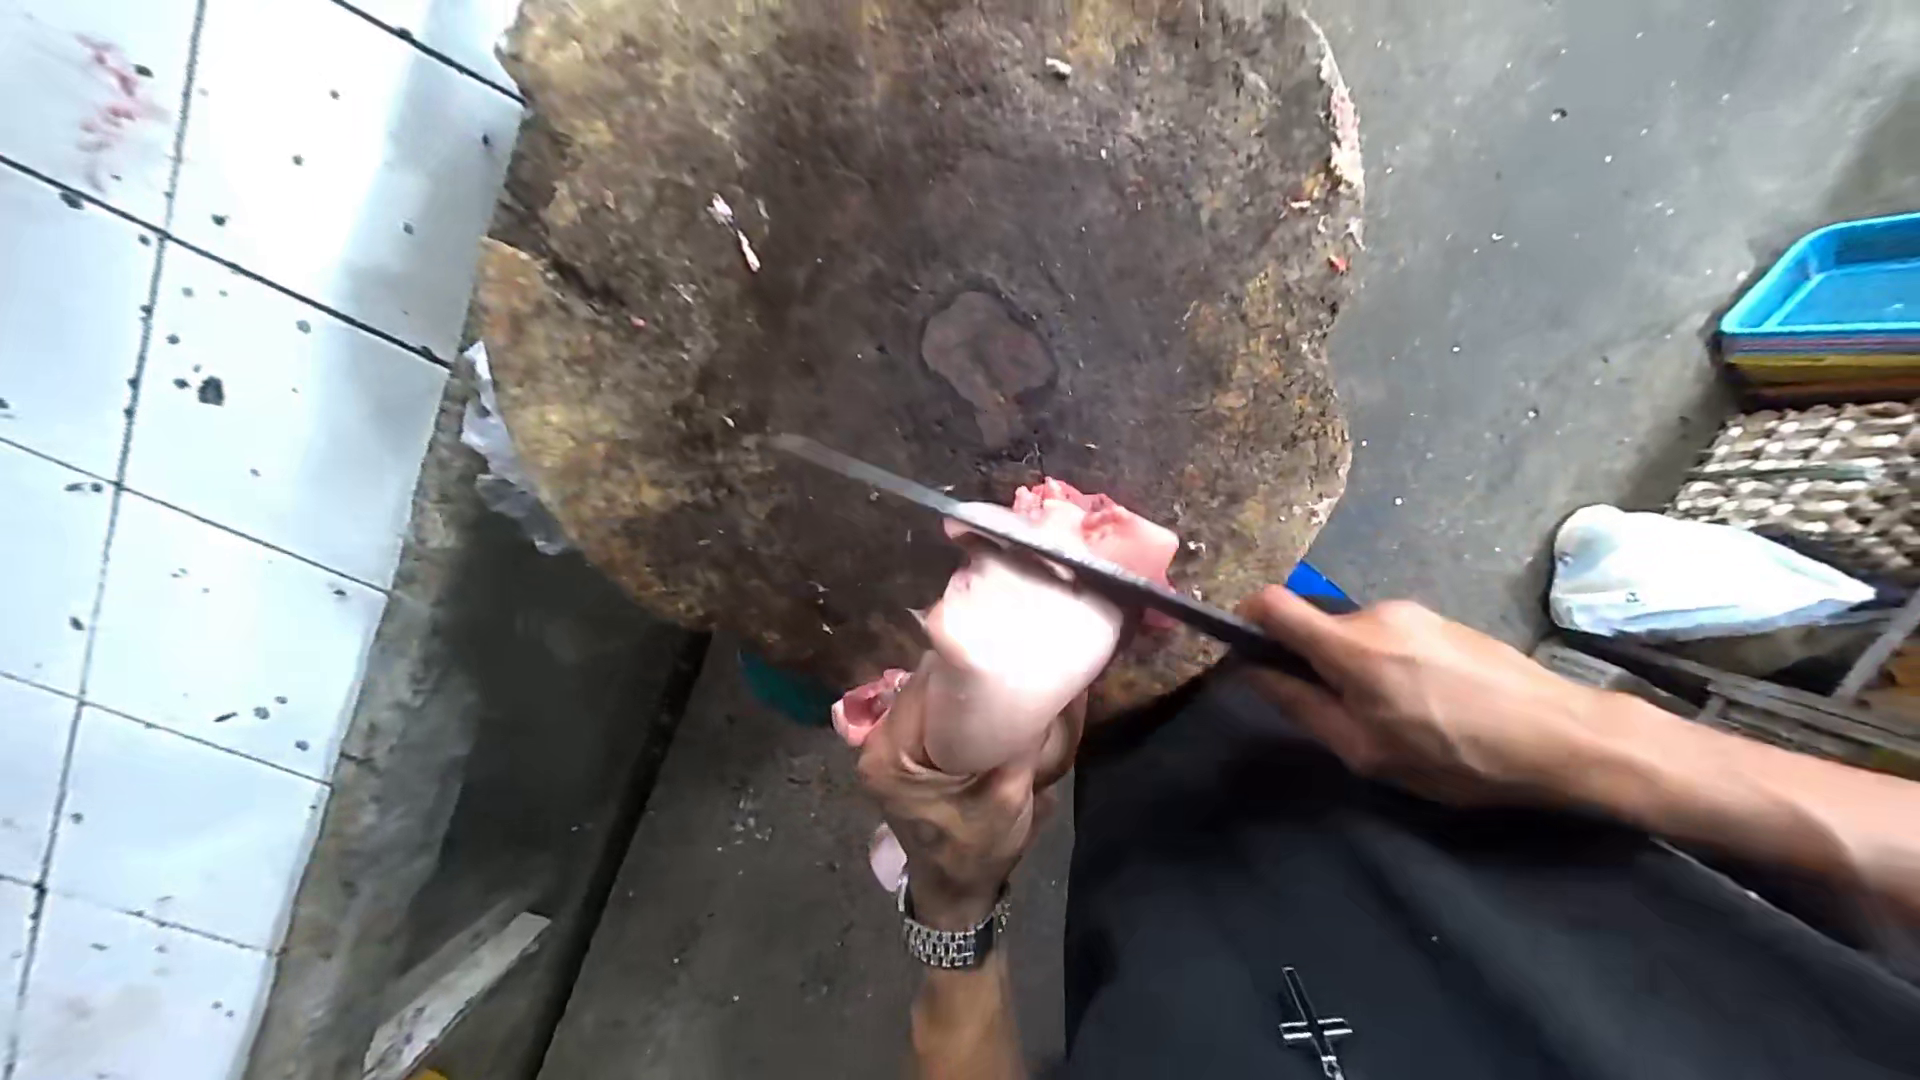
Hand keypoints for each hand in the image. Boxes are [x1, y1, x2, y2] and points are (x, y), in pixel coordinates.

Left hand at [854, 651, 1084, 927]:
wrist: (955, 891)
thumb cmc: (975, 851)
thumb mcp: (1007, 797)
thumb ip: (1022, 742)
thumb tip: (1054, 691)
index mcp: (890, 752)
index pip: (924, 684)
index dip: (964, 665)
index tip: (1002, 649)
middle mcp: (879, 741)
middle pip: (924, 684)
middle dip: (966, 672)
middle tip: (1008, 657)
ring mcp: (889, 745)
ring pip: (929, 694)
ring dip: (962, 686)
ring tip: (1001, 672)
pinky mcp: (904, 750)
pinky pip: (932, 711)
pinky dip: (958, 704)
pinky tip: (986, 699)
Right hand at [1238, 588, 1608, 804]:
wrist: (1572, 738)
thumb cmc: (1459, 755)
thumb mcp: (1367, 751)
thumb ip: (1299, 706)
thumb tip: (1252, 672)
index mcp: (1348, 646)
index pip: (1270, 603)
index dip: (1245, 619)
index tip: (1247, 650)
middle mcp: (1372, 614)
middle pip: (1311, 624)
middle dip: (1310, 660)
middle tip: (1342, 710)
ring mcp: (1410, 611)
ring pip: (1350, 632)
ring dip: (1352, 664)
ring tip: (1396, 711)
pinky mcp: (1440, 618)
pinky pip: (1386, 633)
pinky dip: (1384, 660)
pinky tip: (1427, 698)